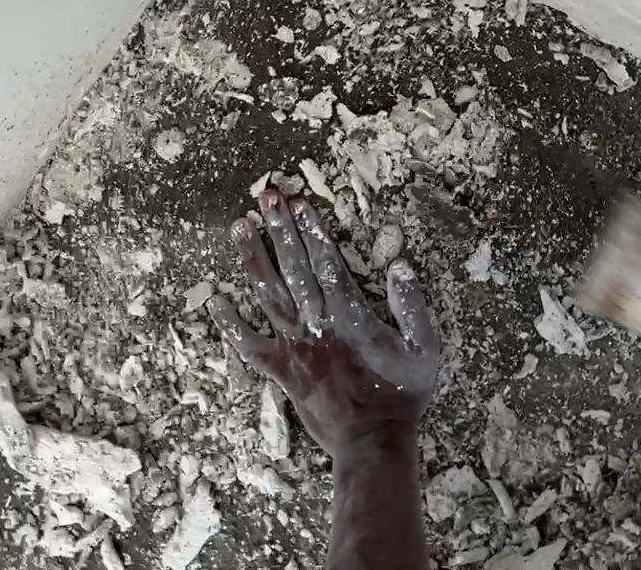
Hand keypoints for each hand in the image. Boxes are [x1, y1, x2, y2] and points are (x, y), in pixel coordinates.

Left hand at [209, 189, 440, 459]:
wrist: (372, 444)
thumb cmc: (403, 394)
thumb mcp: (425, 349)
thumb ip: (414, 306)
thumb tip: (401, 265)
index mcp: (350, 315)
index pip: (327, 262)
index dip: (312, 231)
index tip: (299, 204)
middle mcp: (317, 324)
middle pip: (294, 268)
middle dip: (280, 230)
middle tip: (266, 197)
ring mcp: (295, 347)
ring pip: (268, 295)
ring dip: (253, 259)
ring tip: (239, 226)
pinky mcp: (282, 371)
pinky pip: (250, 346)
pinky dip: (231, 324)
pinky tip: (215, 299)